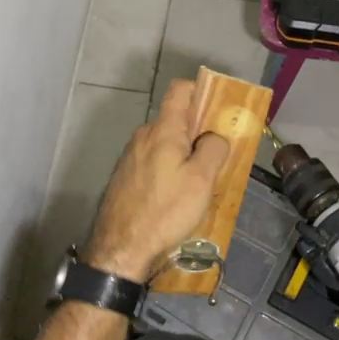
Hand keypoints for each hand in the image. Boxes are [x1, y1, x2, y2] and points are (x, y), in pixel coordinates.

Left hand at [82, 79, 230, 281]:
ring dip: (182, 156)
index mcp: (162, 130)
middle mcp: (143, 137)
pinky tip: (174, 198)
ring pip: (163, 144)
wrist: (120, 249)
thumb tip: (215, 136)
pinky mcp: (123, 178)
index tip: (217, 110)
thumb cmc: (165, 211)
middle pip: (174, 121)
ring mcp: (130, 157)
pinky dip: (167, 171)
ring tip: (197, 185)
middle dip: (196, 133)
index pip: (180, 90)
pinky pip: (152, 163)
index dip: (200, 91)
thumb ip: (213, 149)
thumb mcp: (201, 180)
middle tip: (216, 158)